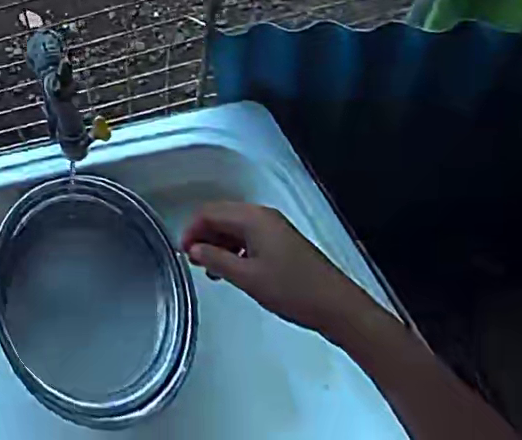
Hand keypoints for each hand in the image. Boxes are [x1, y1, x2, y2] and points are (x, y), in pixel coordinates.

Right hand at [180, 201, 389, 343]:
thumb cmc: (293, 290)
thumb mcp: (248, 277)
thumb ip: (216, 259)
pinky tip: (232, 268)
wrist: (339, 308)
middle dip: (204, 234)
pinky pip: (249, 236)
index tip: (182, 250)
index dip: (192, 229)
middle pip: (222, 216)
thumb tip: (194, 249)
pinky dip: (234, 248)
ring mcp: (275, 227)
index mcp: (253, 217)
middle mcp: (263, 215)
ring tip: (209, 268)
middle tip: (192, 259)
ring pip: (235, 226)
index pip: (210, 212)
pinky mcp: (282, 241)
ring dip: (218, 243)